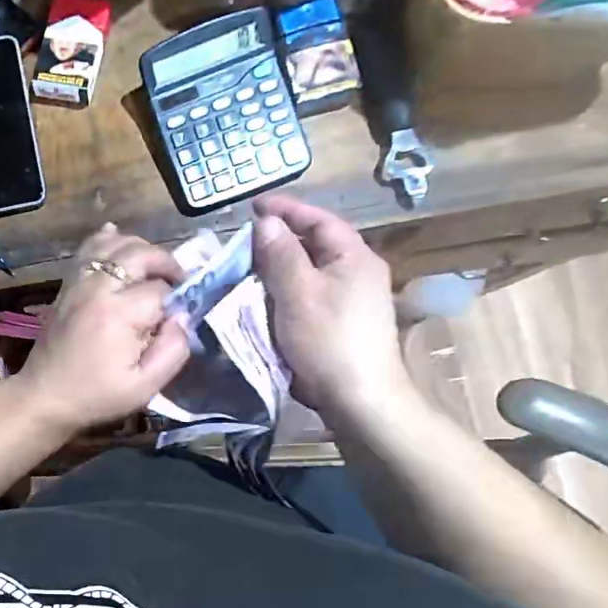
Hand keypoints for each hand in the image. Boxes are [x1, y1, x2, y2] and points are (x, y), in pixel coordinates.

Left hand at [11, 225, 190, 434]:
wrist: (45, 397)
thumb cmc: (97, 396)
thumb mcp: (145, 387)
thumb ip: (173, 351)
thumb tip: (183, 317)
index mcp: (118, 314)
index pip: (161, 289)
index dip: (178, 300)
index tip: (181, 318)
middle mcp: (98, 288)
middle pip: (140, 253)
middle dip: (166, 263)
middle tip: (179, 282)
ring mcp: (79, 282)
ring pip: (115, 243)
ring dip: (141, 248)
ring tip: (155, 269)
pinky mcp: (69, 284)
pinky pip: (88, 248)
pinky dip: (108, 240)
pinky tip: (120, 243)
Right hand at [253, 195, 410, 418]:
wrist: (360, 400)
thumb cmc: (328, 341)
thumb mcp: (297, 292)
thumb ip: (280, 254)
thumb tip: (267, 223)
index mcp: (354, 256)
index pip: (319, 219)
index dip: (286, 209)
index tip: (253, 207)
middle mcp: (360, 273)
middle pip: (317, 246)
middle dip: (281, 241)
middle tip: (246, 242)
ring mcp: (356, 302)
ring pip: (314, 274)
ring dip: (283, 269)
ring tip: (251, 271)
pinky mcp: (347, 327)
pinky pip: (313, 297)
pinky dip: (290, 294)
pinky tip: (269, 304)